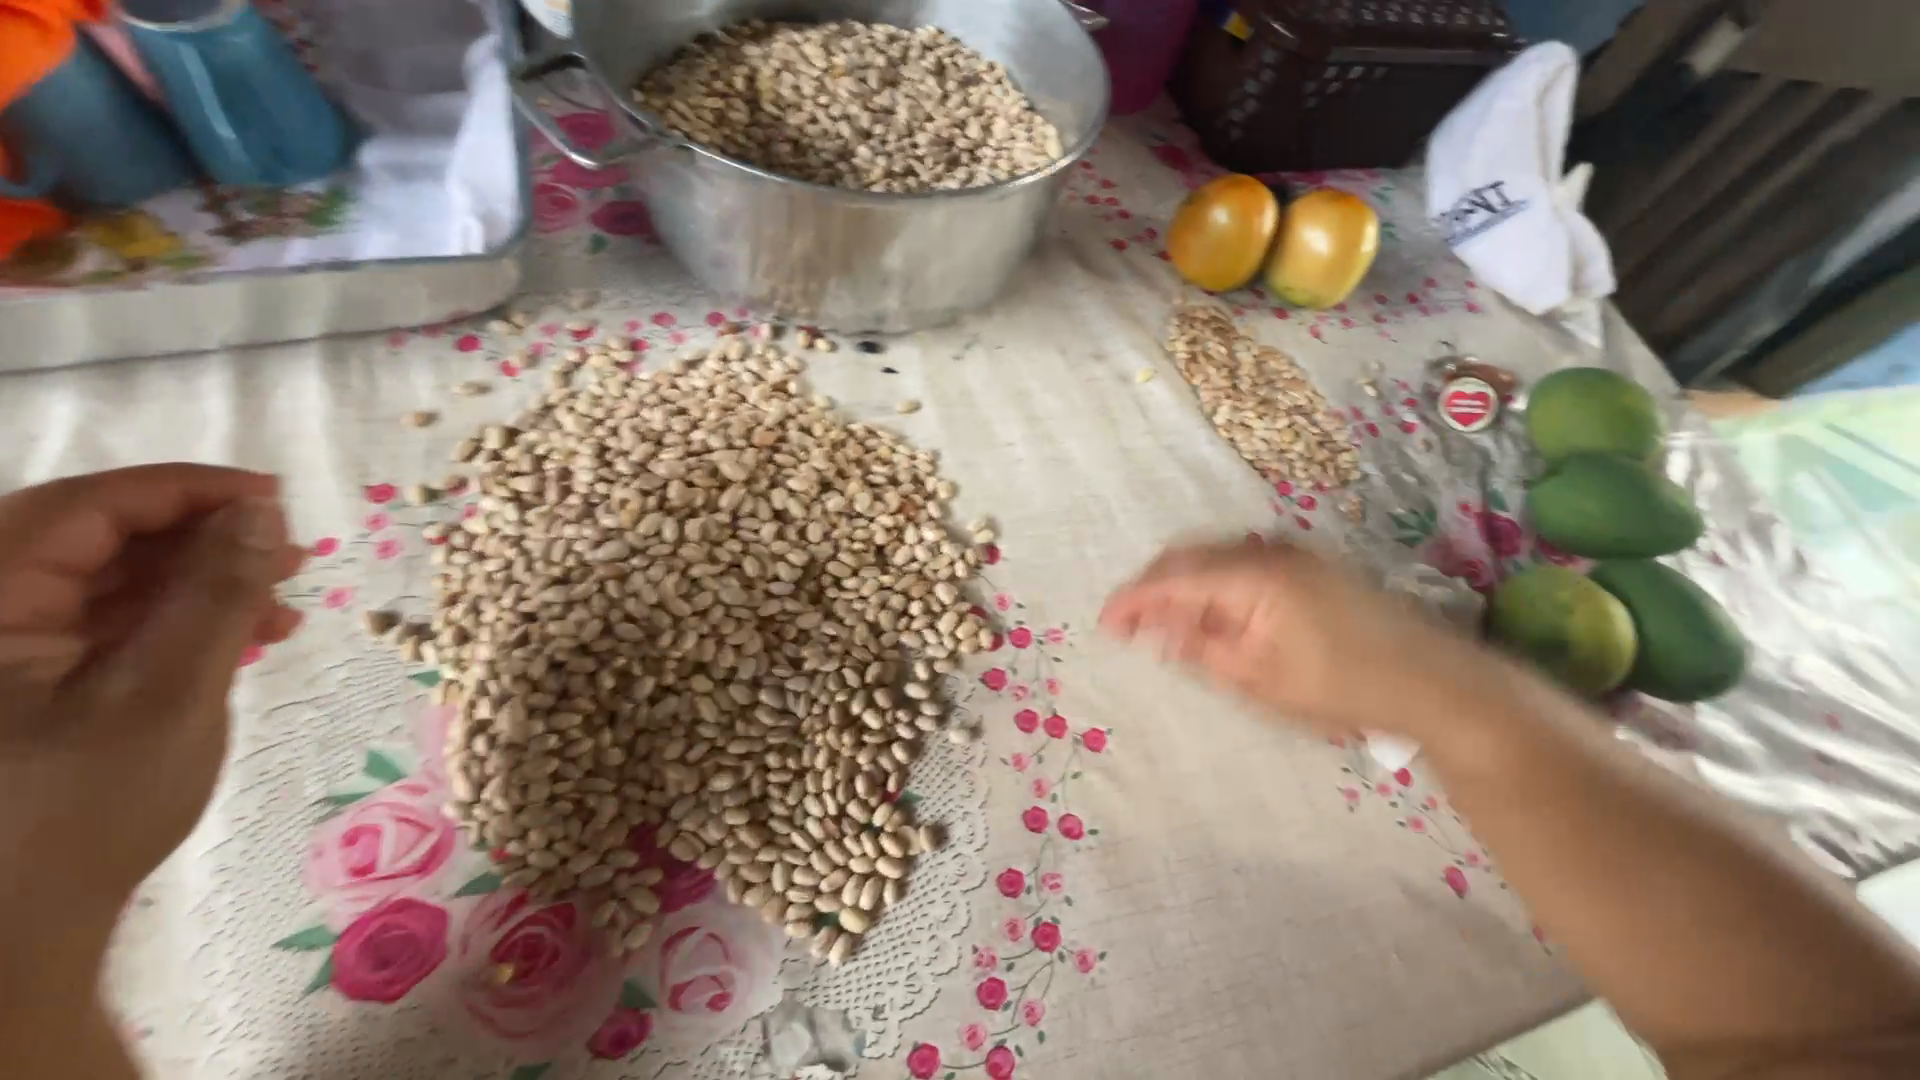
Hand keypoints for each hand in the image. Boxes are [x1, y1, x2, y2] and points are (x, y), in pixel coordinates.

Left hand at [0, 465, 304, 950]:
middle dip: (205, 539)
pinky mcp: (27, 683)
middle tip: (295, 555)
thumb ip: (218, 593)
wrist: (11, 930)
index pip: (82, 508)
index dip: (184, 490)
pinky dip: (181, 622)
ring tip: (285, 603)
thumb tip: (262, 513)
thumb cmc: (81, 808)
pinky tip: (247, 637)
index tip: (275, 498)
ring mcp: (1, 651)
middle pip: (96, 540)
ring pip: (110, 582)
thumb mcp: (170, 692)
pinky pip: (109, 625)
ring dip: (204, 583)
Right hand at [1098, 538, 1489, 738]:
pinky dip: (1213, 586)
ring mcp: (1293, 553)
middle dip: (1152, 591)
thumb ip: (1198, 647)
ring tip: (1164, 628)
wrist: (1434, 682)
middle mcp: (1268, 551)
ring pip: (1214, 559)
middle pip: (1189, 558)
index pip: (1173, 578)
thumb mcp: (1258, 680)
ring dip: (1182, 587)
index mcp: (1253, 577)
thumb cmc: (1341, 689)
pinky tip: (1211, 617)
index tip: (1103, 625)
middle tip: (1128, 629)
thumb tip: (1151, 628)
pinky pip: (1241, 564)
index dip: (1132, 600)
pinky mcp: (1309, 565)